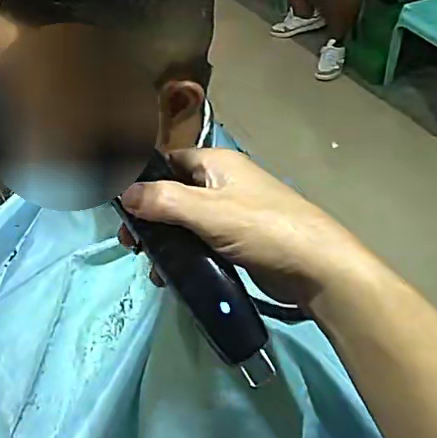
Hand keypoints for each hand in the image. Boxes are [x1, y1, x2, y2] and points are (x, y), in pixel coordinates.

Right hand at [117, 149, 380, 310]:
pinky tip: (173, 277)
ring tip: (152, 268)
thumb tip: (125, 192)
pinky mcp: (239, 240)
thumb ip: (165, 201)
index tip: (119, 207)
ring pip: (186, 221)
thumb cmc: (263, 229)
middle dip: (151, 217)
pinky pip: (202, 241)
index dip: (142, 178)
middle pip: (174, 192)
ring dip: (167, 241)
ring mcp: (232, 212)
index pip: (169, 160)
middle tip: (131, 245)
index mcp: (218, 163)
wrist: (316, 267)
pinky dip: (186, 255)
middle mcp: (224, 182)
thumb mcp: (209, 213)